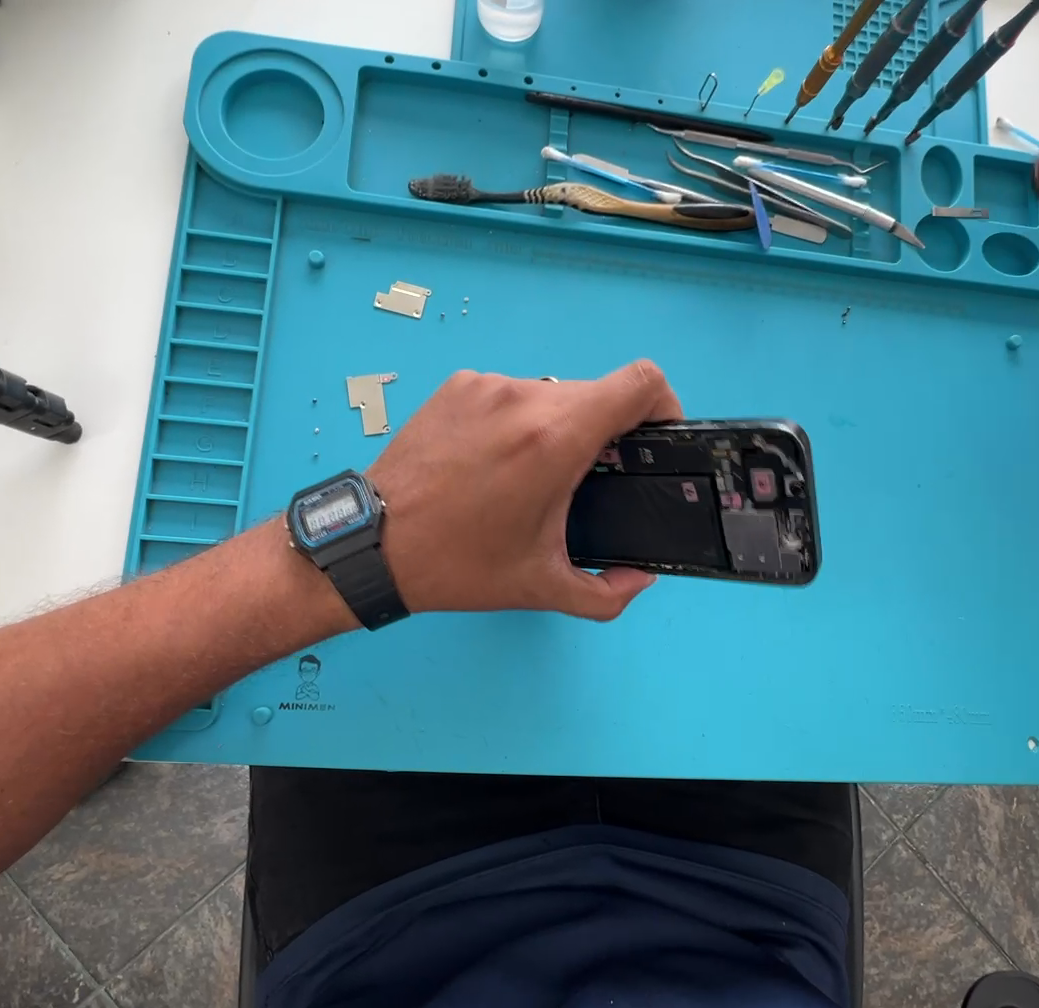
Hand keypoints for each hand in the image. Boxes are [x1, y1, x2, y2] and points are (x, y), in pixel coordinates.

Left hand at [367, 360, 682, 620]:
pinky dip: (518, 422)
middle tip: (585, 480)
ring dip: (559, 428)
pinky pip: (511, 394)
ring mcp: (487, 385)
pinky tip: (494, 461)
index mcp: (556, 438)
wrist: (374, 545)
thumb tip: (640, 579)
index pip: (641, 382)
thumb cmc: (459, 565)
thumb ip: (608, 593)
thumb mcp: (542, 587)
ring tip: (531, 475)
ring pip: (553, 394)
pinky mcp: (458, 386)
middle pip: (598, 393)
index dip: (664, 405)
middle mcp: (525, 397)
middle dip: (606, 433)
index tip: (653, 440)